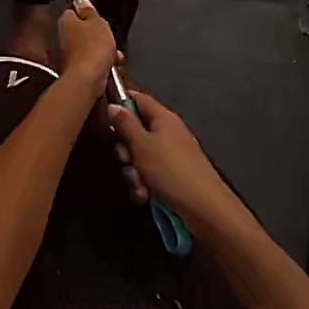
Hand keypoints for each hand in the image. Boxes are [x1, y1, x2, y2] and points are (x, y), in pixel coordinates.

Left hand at [57, 0, 120, 83]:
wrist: (88, 77)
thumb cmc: (92, 48)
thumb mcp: (98, 23)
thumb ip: (90, 12)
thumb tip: (84, 2)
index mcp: (66, 22)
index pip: (73, 11)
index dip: (86, 13)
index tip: (96, 16)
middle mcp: (63, 37)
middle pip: (82, 30)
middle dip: (98, 34)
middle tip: (107, 36)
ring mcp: (68, 53)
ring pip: (88, 46)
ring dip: (102, 49)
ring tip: (114, 54)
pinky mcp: (75, 67)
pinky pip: (90, 60)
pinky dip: (100, 62)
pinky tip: (111, 64)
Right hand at [107, 90, 249, 226]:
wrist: (204, 209)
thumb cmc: (170, 170)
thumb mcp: (141, 144)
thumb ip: (125, 124)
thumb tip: (113, 105)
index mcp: (163, 118)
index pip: (138, 99)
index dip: (120, 102)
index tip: (105, 114)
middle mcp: (168, 133)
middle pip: (136, 131)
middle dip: (125, 148)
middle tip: (125, 159)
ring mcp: (172, 155)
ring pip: (140, 156)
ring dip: (133, 171)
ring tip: (139, 184)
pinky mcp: (174, 176)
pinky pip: (150, 173)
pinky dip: (144, 184)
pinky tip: (145, 195)